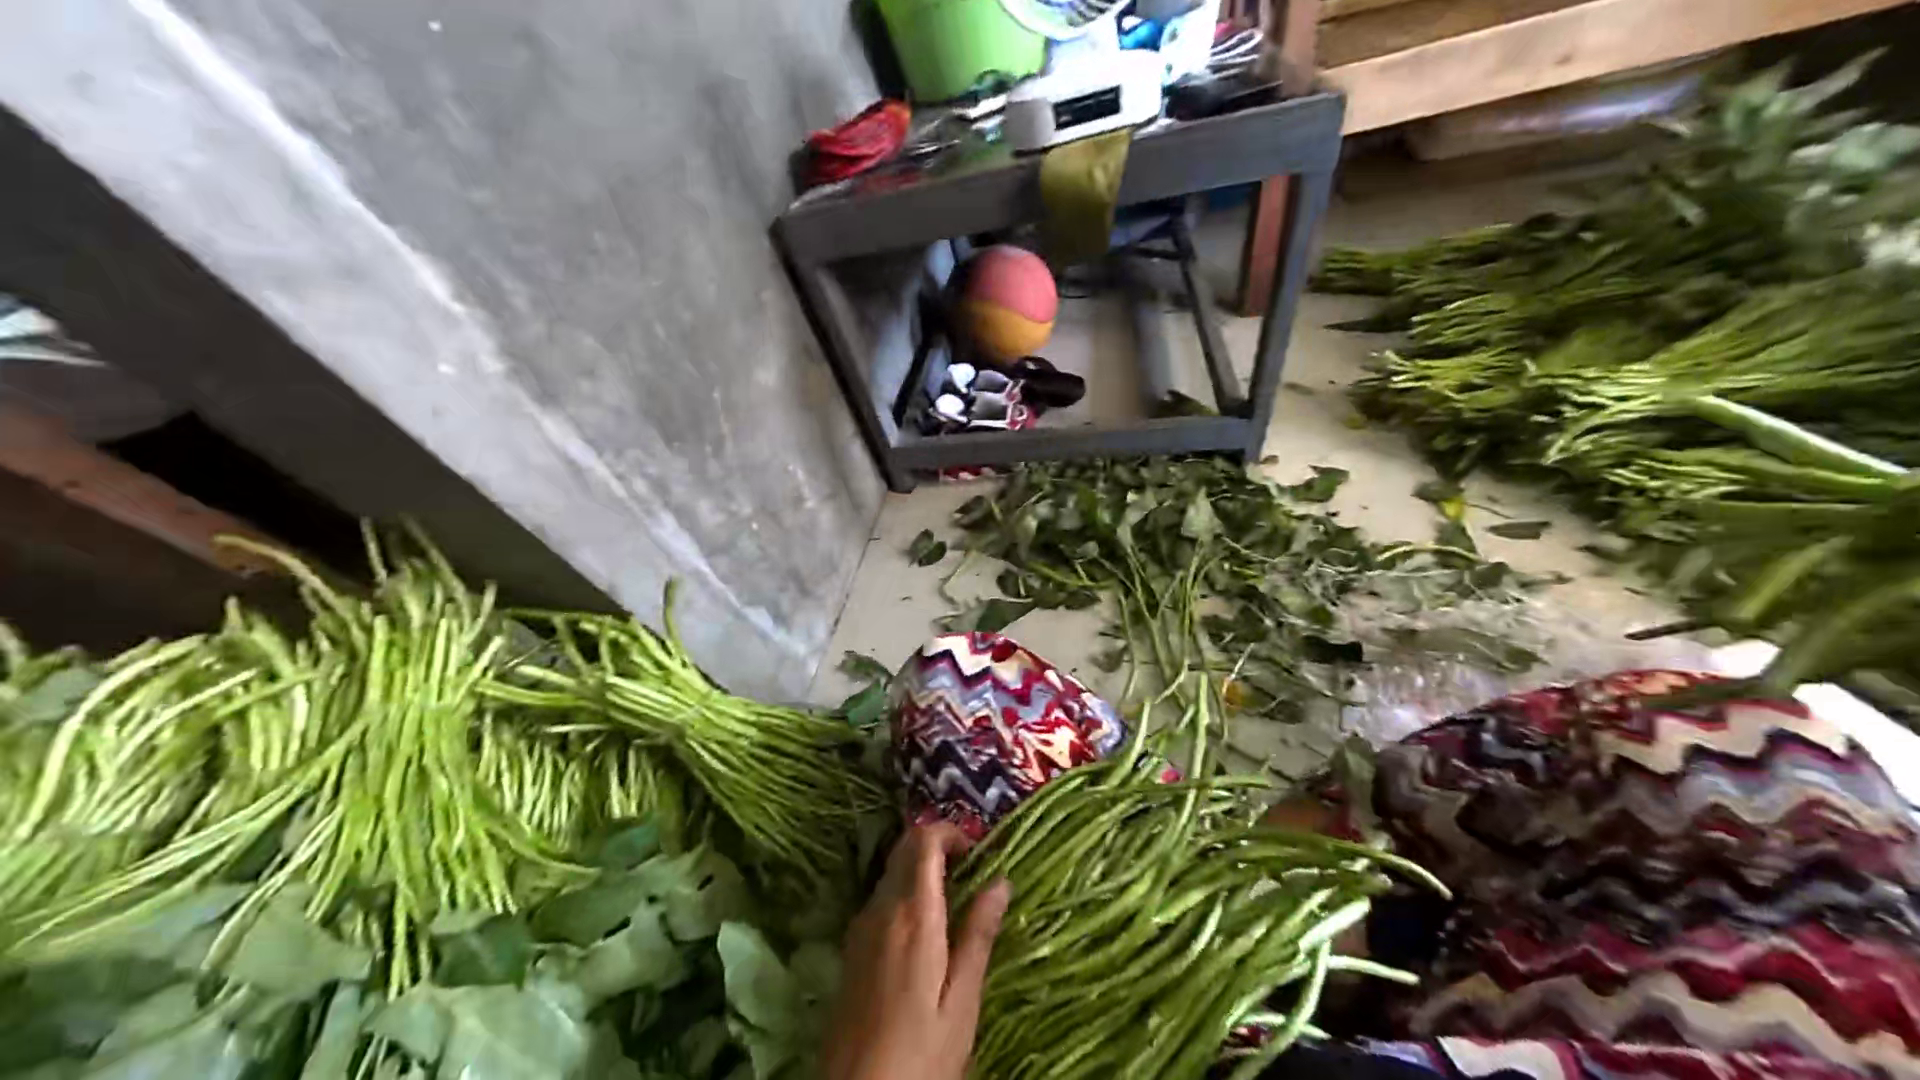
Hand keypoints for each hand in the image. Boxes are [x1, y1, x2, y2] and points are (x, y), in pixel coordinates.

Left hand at [821, 824, 1012, 1079]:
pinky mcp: (852, 946)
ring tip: (956, 899)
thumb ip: (978, 935)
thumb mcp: (961, 1001)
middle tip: (972, 871)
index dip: (951, 832)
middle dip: (938, 845)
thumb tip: (1001, 881)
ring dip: (922, 868)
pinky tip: (926, 927)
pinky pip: (881, 897)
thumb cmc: (919, 1055)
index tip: (979, 852)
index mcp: (912, 914)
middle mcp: (881, 909)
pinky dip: (905, 891)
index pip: (923, 840)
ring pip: (892, 871)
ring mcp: (861, 926)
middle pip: (905, 848)